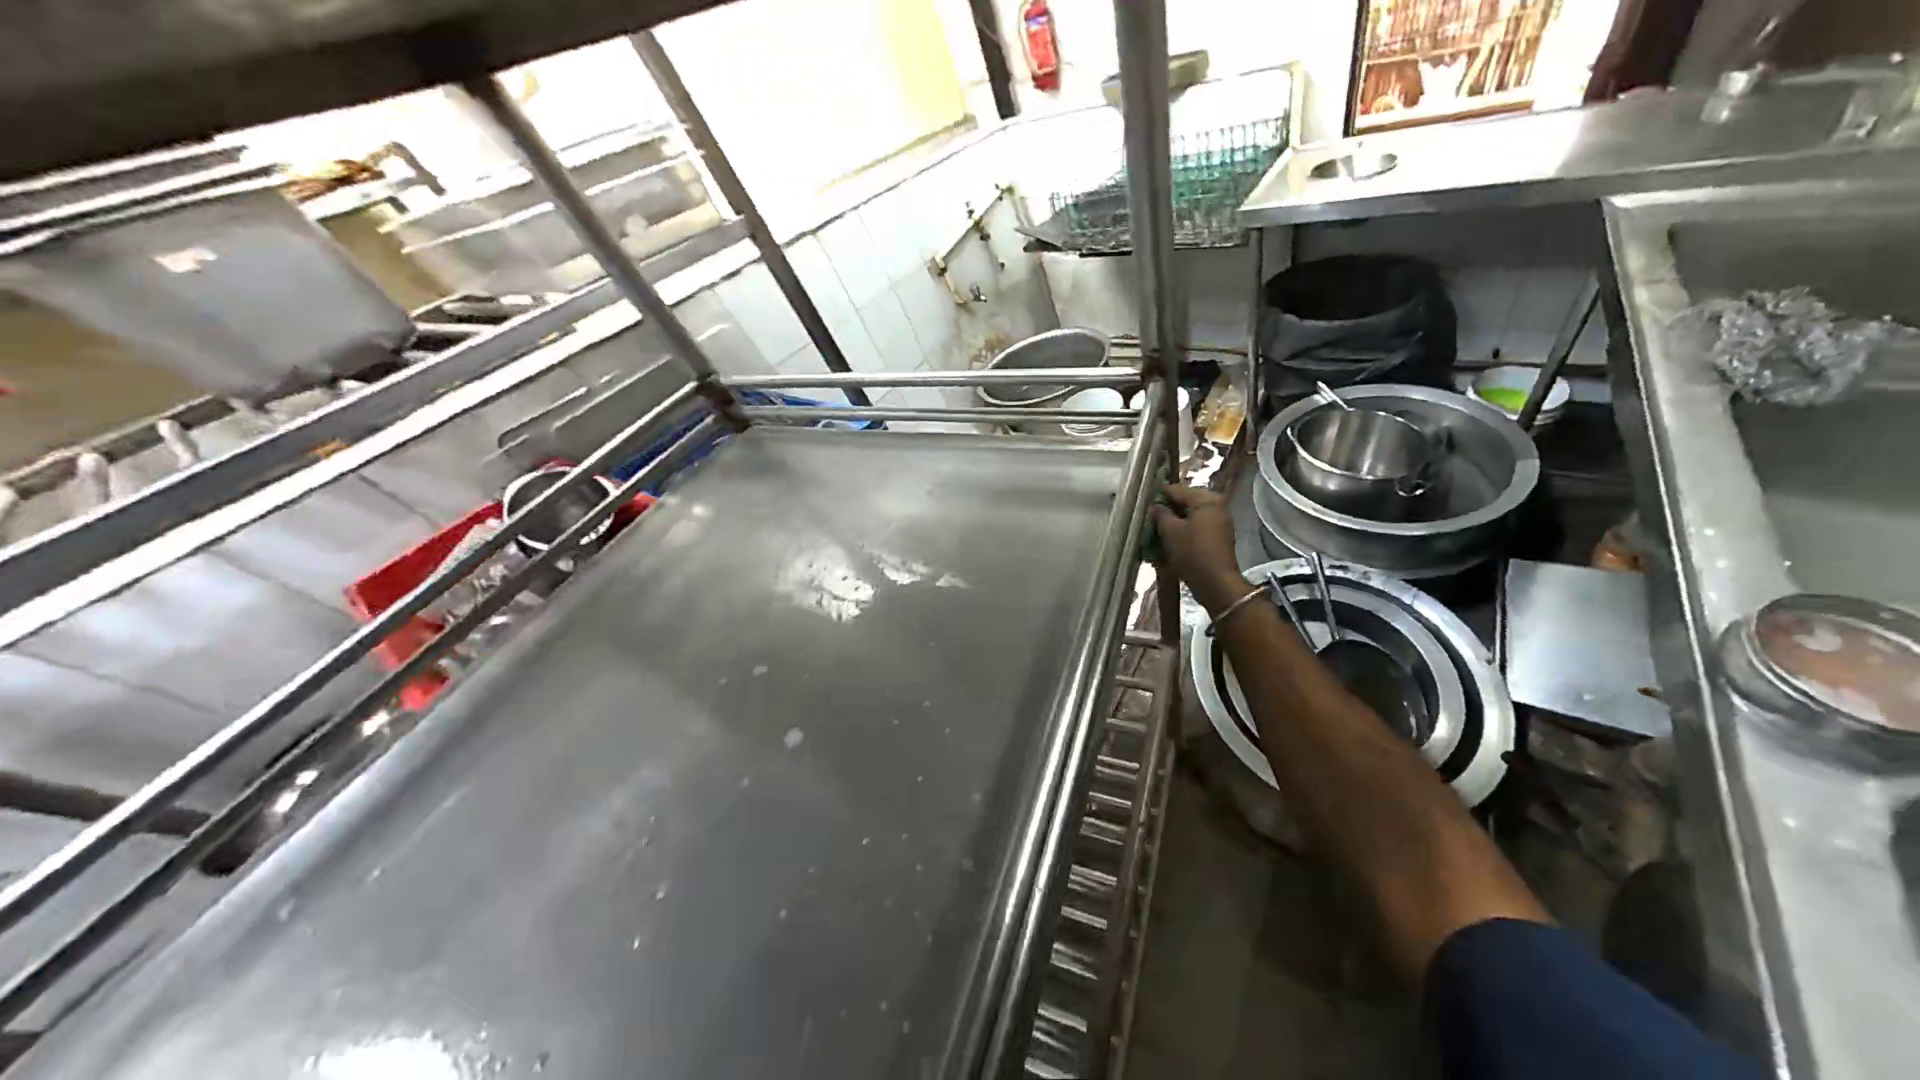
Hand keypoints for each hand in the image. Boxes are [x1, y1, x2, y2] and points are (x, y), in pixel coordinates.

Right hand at [1149, 484, 1251, 614]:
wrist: (1216, 582)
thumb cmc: (1192, 552)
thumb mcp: (1170, 532)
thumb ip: (1161, 515)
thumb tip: (1155, 507)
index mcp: (1206, 500)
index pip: (1178, 489)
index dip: (1160, 494)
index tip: (1145, 500)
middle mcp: (1217, 506)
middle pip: (1187, 501)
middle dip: (1169, 508)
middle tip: (1151, 517)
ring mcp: (1220, 521)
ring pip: (1193, 514)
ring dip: (1176, 520)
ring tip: (1159, 528)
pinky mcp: (1219, 536)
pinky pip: (1199, 526)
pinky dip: (1185, 529)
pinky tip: (1172, 538)